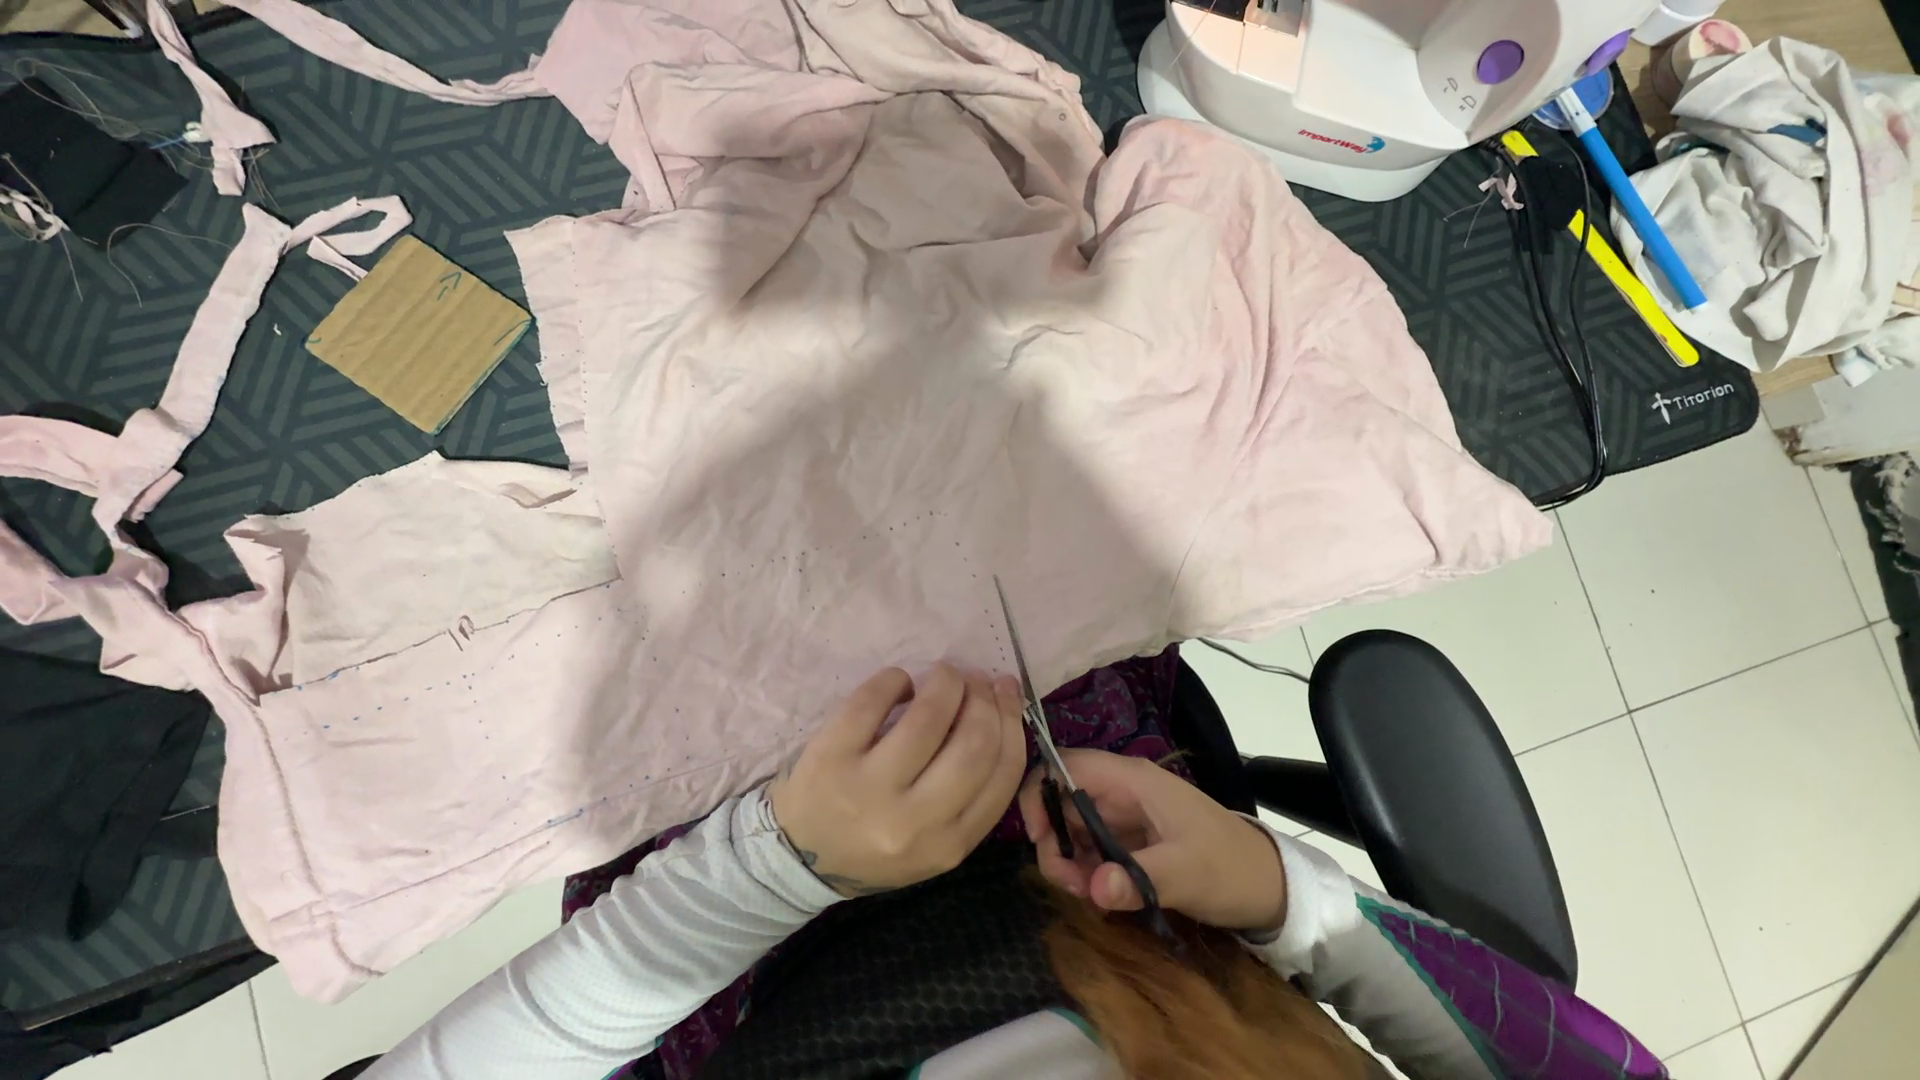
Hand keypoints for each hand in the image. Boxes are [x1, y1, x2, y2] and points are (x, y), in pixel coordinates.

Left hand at [769, 664, 1026, 896]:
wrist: (797, 861)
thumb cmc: (874, 845)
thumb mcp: (933, 841)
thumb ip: (969, 793)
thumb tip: (999, 712)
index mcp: (949, 845)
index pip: (1003, 772)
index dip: (1012, 721)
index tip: (1006, 693)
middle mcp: (914, 821)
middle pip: (975, 741)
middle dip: (983, 698)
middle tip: (974, 680)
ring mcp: (869, 788)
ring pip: (928, 716)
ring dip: (945, 682)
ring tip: (943, 675)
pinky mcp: (831, 757)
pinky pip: (872, 701)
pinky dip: (895, 680)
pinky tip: (898, 683)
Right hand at [1020, 749, 1287, 931]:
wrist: (1269, 886)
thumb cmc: (1230, 867)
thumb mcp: (1188, 874)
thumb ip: (1139, 880)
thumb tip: (1094, 889)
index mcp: (1132, 781)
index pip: (1067, 764)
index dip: (1041, 792)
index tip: (1037, 837)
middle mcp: (1121, 791)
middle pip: (1061, 800)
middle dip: (1053, 840)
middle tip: (1070, 884)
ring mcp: (1123, 816)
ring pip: (1071, 827)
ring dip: (1066, 860)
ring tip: (1087, 894)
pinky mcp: (1128, 841)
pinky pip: (1089, 848)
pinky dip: (1085, 871)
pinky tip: (1100, 894)